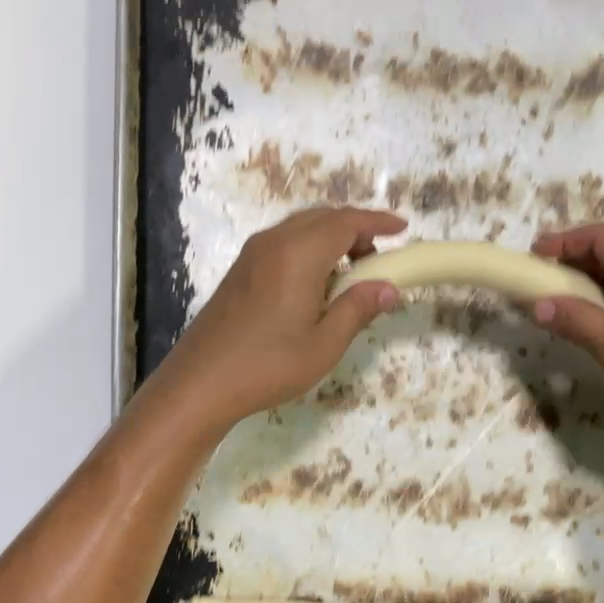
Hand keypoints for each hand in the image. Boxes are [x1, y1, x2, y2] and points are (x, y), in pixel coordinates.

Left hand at [156, 208, 405, 426]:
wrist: (202, 382)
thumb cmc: (268, 366)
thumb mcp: (324, 345)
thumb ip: (357, 310)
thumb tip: (388, 288)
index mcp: (298, 254)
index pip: (346, 222)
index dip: (377, 222)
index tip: (402, 229)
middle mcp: (274, 242)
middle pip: (322, 218)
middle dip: (355, 231)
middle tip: (378, 262)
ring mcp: (252, 255)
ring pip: (301, 229)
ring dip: (331, 241)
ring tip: (350, 277)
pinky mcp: (240, 272)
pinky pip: (283, 245)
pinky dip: (309, 251)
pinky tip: (316, 287)